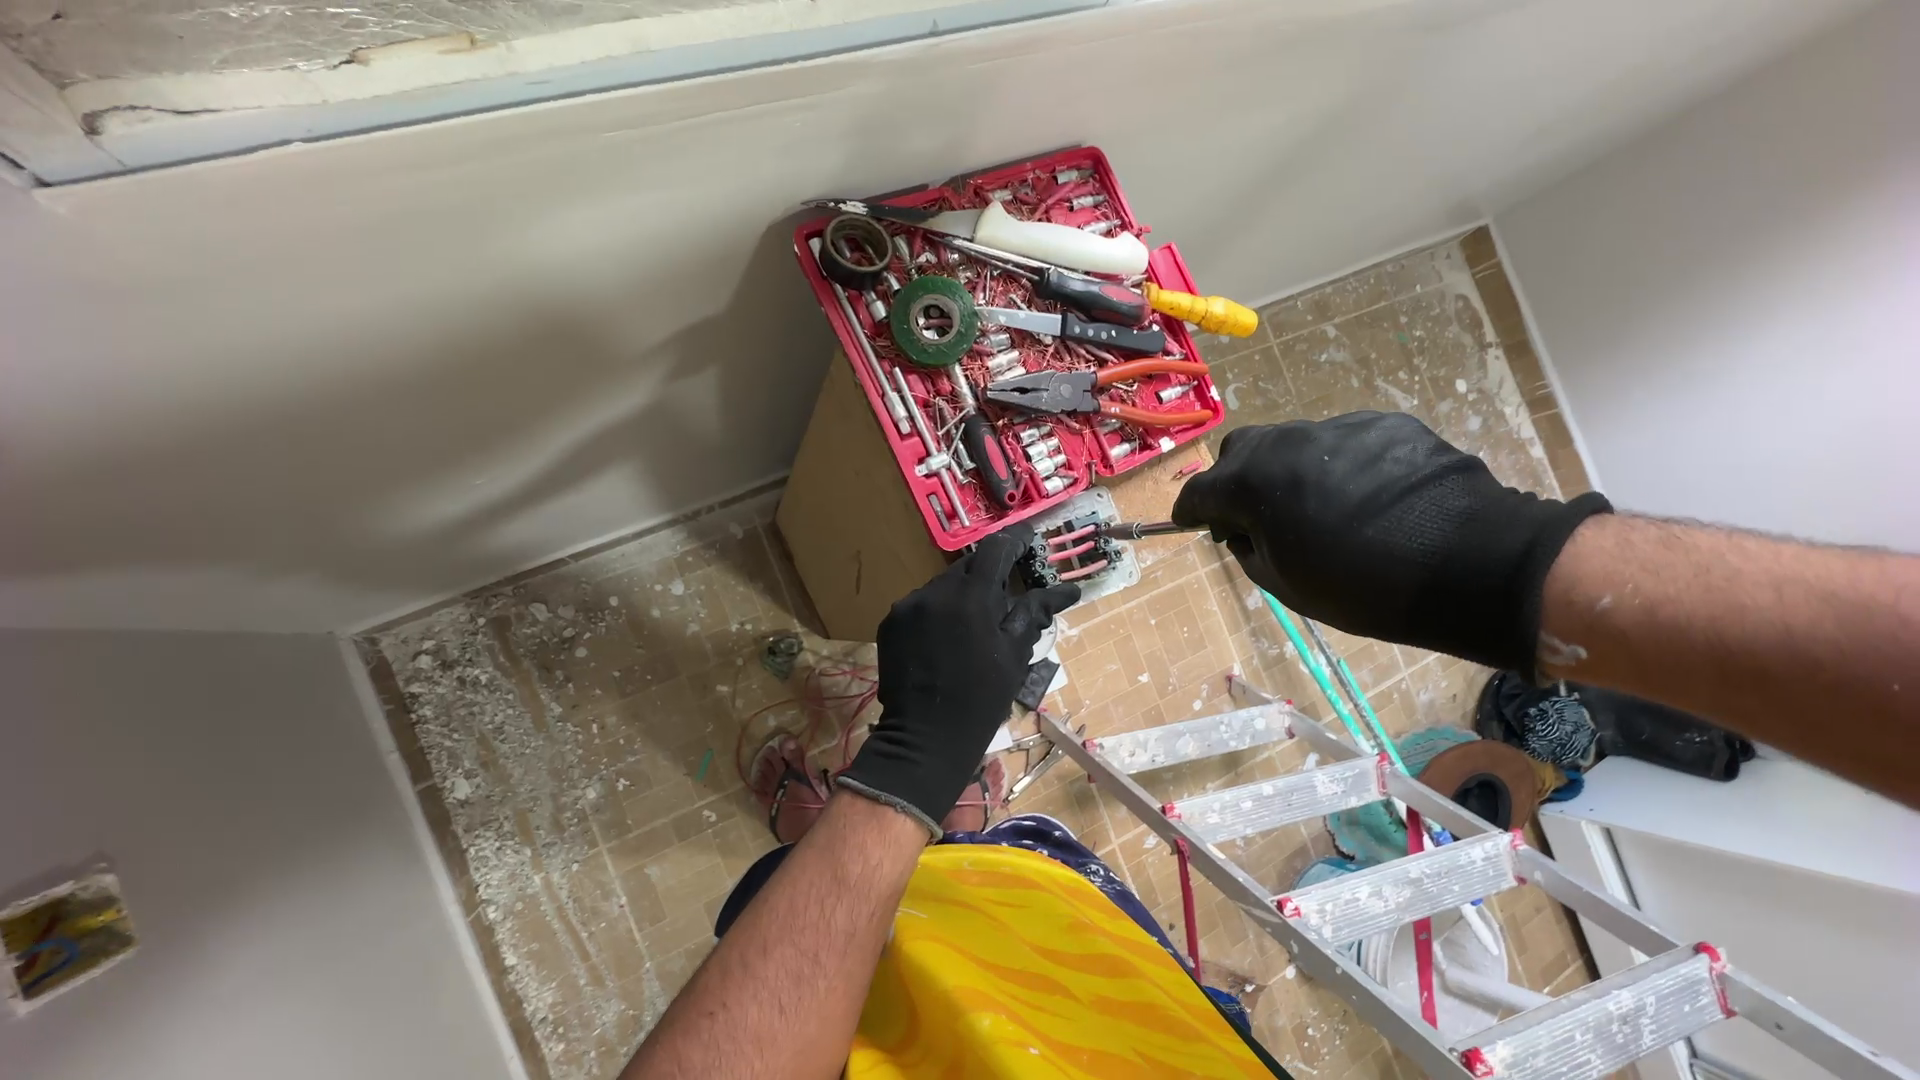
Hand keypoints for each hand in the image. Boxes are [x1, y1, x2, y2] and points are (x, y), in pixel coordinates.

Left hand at [836, 531, 1078, 836]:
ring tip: (975, 623)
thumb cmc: (981, 699)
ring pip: (943, 585)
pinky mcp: (890, 622)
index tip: (1029, 540)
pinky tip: (947, 637)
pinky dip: (938, 611)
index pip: (996, 549)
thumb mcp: (1014, 655)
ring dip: (962, 594)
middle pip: (968, 567)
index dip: (1016, 540)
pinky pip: (921, 604)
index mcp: (972, 597)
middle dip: (989, 575)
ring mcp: (907, 606)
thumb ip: (1034, 613)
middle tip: (1006, 594)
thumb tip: (1069, 589)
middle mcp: (935, 591)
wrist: (925, 739)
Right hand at [1172, 412, 1609, 677]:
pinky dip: (1338, 466)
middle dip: (1236, 480)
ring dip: (1289, 471)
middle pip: (1241, 450)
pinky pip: (1343, 442)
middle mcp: (1288, 443)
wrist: (1471, 563)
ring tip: (1319, 508)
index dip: (1191, 511)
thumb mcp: (1286, 584)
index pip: (1200, 490)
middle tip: (1255, 515)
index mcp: (1254, 482)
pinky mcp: (1386, 425)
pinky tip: (1366, 499)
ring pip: (1293, 443)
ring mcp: (1339, 427)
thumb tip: (1242, 530)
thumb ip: (1249, 550)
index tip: (1192, 524)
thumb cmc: (1364, 587)